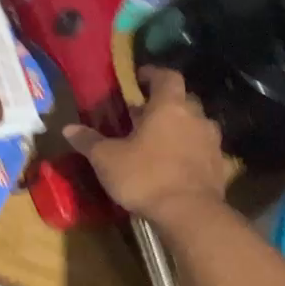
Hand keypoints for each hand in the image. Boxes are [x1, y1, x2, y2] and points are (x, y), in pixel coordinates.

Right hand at [63, 68, 226, 223]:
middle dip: (162, 104)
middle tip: (141, 114)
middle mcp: (195, 117)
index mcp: (168, 108)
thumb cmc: (143, 176)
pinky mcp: (217, 163)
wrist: (188, 211)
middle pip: (181, 100)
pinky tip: (170, 163)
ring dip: (176, 127)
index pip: (166, 77)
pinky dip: (186, 149)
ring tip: (155, 141)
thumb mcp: (106, 159)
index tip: (139, 77)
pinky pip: (199, 147)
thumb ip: (88, 141)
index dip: (152, 74)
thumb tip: (68, 128)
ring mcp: (210, 140)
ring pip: (192, 124)